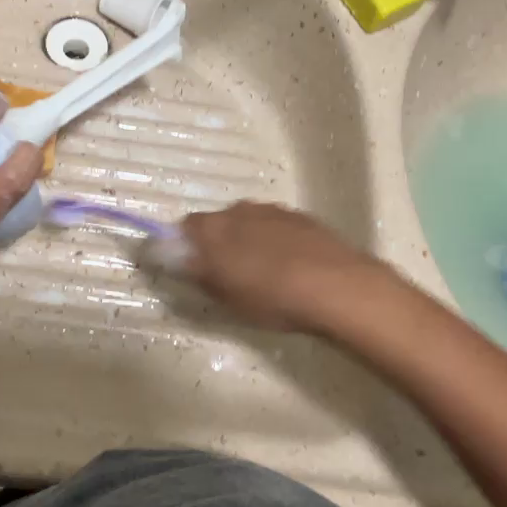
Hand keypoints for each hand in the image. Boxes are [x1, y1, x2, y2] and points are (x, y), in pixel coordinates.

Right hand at [178, 202, 404, 334]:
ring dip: (245, 242)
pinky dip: (272, 242)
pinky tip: (287, 267)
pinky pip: (274, 228)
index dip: (180, 247)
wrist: (338, 286)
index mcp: (215, 227)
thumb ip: (194, 271)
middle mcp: (240, 210)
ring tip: (258, 274)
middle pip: (215, 223)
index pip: (182, 228)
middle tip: (221, 276)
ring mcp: (274, 211)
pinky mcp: (302, 218)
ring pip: (247, 223)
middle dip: (214, 244)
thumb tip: (168, 255)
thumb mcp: (225, 294)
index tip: (185, 268)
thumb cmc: (272, 295)